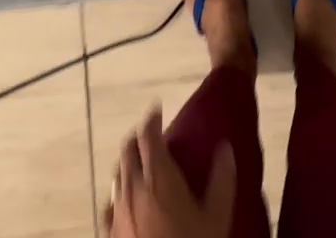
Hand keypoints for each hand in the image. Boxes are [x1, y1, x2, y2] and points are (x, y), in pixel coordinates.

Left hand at [103, 106, 235, 237]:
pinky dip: (117, 191)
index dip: (152, 118)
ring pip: (116, 175)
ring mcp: (118, 212)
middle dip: (137, 137)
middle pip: (127, 150)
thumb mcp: (218, 215)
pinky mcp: (110, 233)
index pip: (148, 135)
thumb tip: (225, 147)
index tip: (158, 109)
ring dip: (127, 162)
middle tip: (150, 134)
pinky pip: (109, 203)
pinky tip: (124, 198)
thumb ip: (223, 178)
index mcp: (159, 178)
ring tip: (139, 162)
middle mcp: (132, 189)